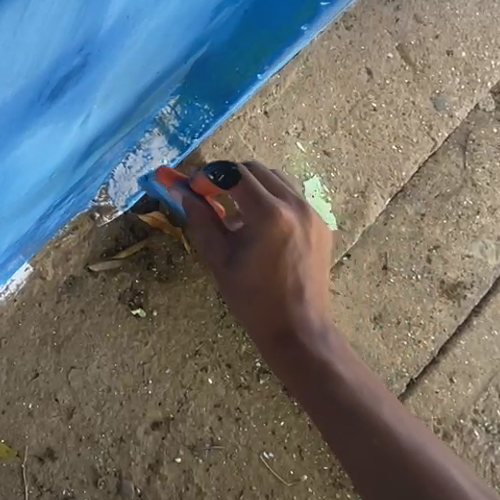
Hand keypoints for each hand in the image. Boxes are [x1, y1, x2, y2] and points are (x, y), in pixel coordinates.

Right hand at [169, 160, 334, 350]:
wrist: (297, 329)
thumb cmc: (252, 298)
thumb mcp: (218, 256)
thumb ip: (200, 216)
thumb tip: (179, 189)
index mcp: (268, 214)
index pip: (233, 173)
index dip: (208, 176)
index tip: (192, 188)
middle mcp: (294, 205)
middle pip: (254, 170)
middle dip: (228, 177)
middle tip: (208, 196)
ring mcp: (312, 213)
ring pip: (275, 179)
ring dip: (251, 185)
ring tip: (235, 210)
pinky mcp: (320, 223)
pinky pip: (291, 196)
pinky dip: (271, 198)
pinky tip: (258, 224)